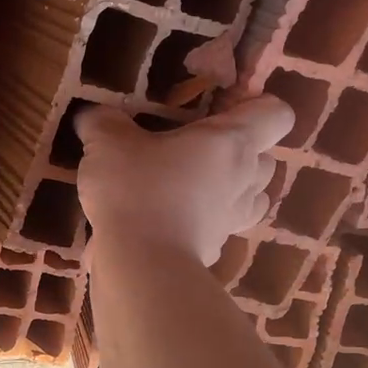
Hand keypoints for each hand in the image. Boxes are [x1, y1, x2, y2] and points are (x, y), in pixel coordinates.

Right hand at [72, 96, 292, 264]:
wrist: (143, 262)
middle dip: (238, 151)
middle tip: (195, 149)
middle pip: (265, 156)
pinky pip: (222, 225)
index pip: (275, 113)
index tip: (220, 108)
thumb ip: (102, 122)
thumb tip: (92, 114)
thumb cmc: (137, 189)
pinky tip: (170, 218)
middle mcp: (246, 176)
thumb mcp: (107, 144)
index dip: (255, 105)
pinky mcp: (217, 246)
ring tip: (190, 185)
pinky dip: (204, 219)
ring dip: (229, 187)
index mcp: (231, 141)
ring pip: (251, 194)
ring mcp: (236, 216)